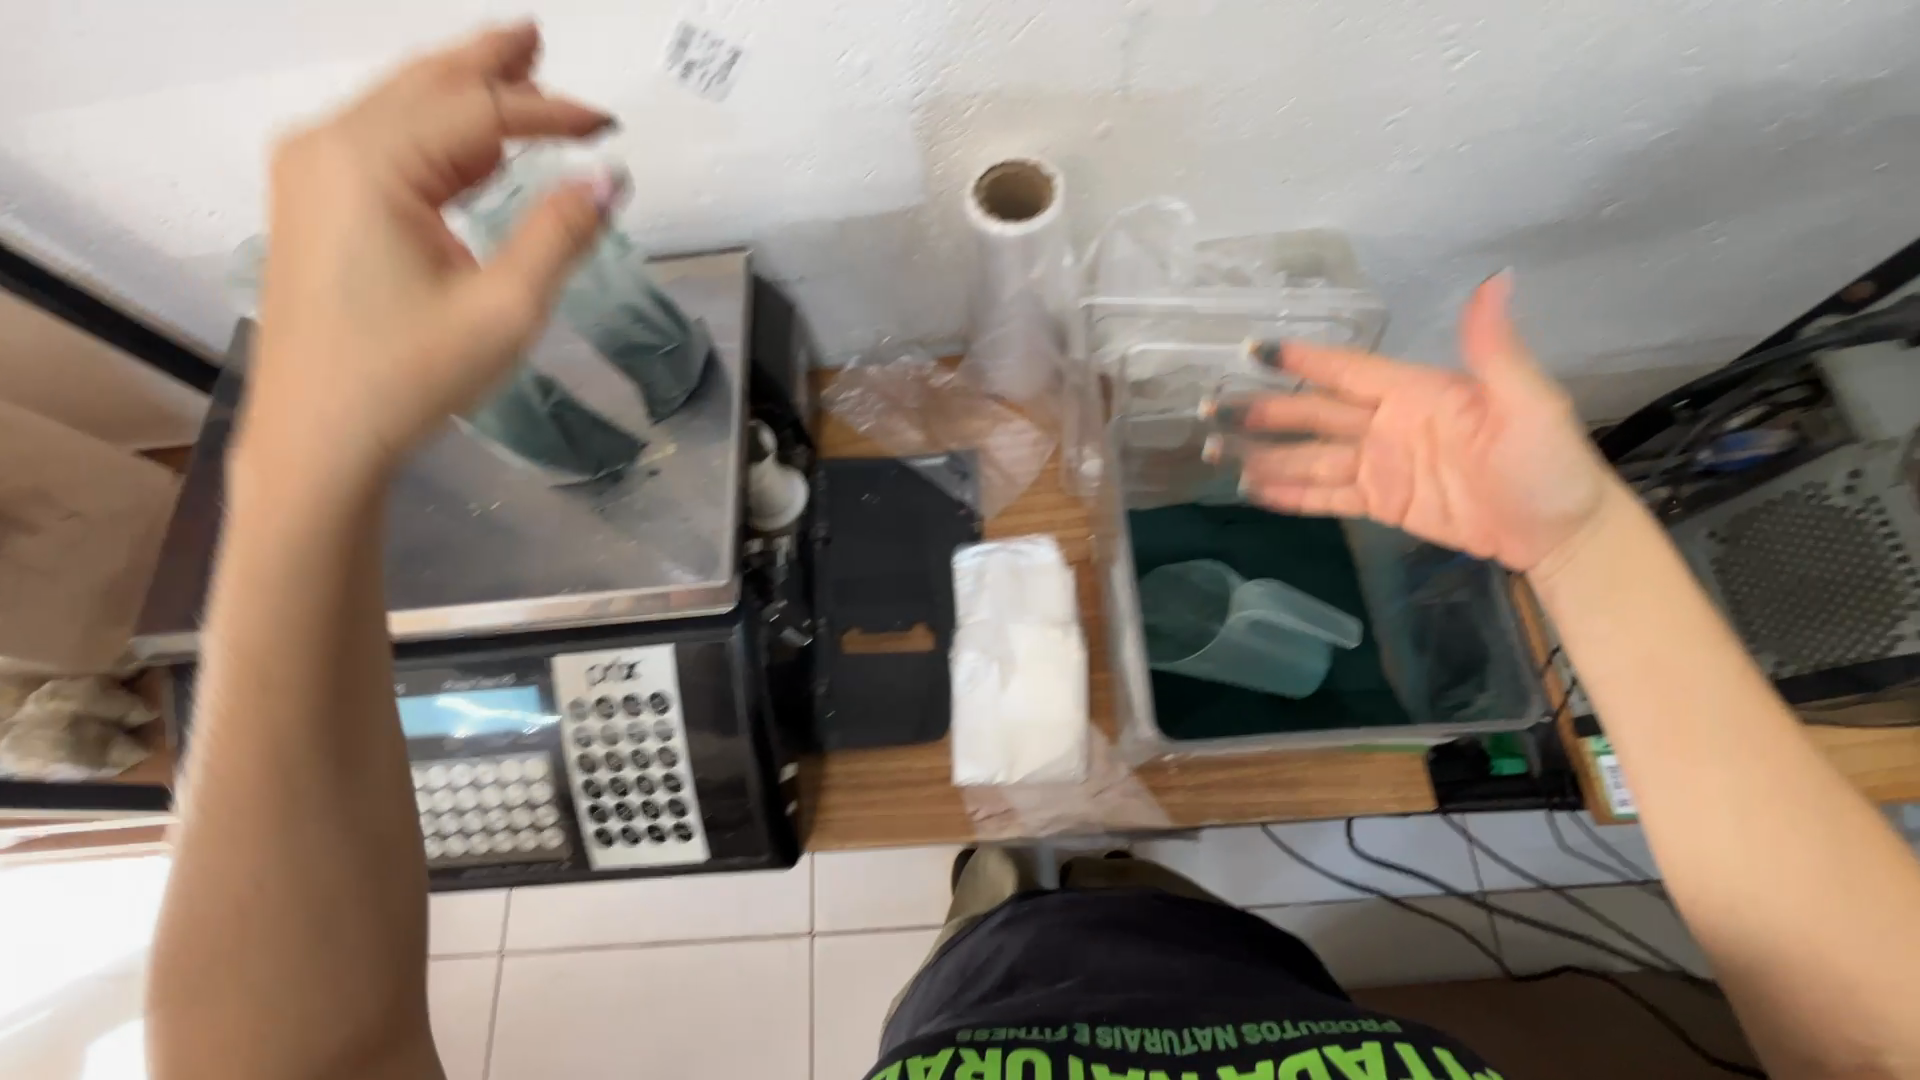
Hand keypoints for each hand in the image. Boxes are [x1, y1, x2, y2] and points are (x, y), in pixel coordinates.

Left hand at [242, 22, 620, 479]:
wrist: (320, 432)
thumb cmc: (412, 375)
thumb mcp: (505, 309)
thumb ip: (559, 236)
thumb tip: (608, 182)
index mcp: (372, 164)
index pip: (478, 112)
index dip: (550, 112)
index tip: (609, 126)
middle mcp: (328, 146)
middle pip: (425, 84)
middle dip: (490, 64)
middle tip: (538, 36)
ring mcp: (312, 171)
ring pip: (401, 108)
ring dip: (463, 93)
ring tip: (517, 74)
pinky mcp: (314, 201)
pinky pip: (383, 142)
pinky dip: (437, 132)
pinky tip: (473, 140)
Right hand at [1236, 273, 1616, 573]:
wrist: (1559, 532)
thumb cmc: (1548, 463)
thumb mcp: (1530, 404)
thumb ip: (1495, 350)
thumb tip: (1493, 280)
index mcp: (1413, 393)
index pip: (1345, 372)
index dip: (1301, 360)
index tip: (1254, 349)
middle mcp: (1385, 425)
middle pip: (1311, 416)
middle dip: (1262, 412)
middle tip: (1214, 410)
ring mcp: (1378, 465)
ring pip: (1308, 458)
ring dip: (1263, 456)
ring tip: (1217, 455)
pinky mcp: (1378, 502)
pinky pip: (1324, 496)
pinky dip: (1288, 494)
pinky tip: (1252, 490)